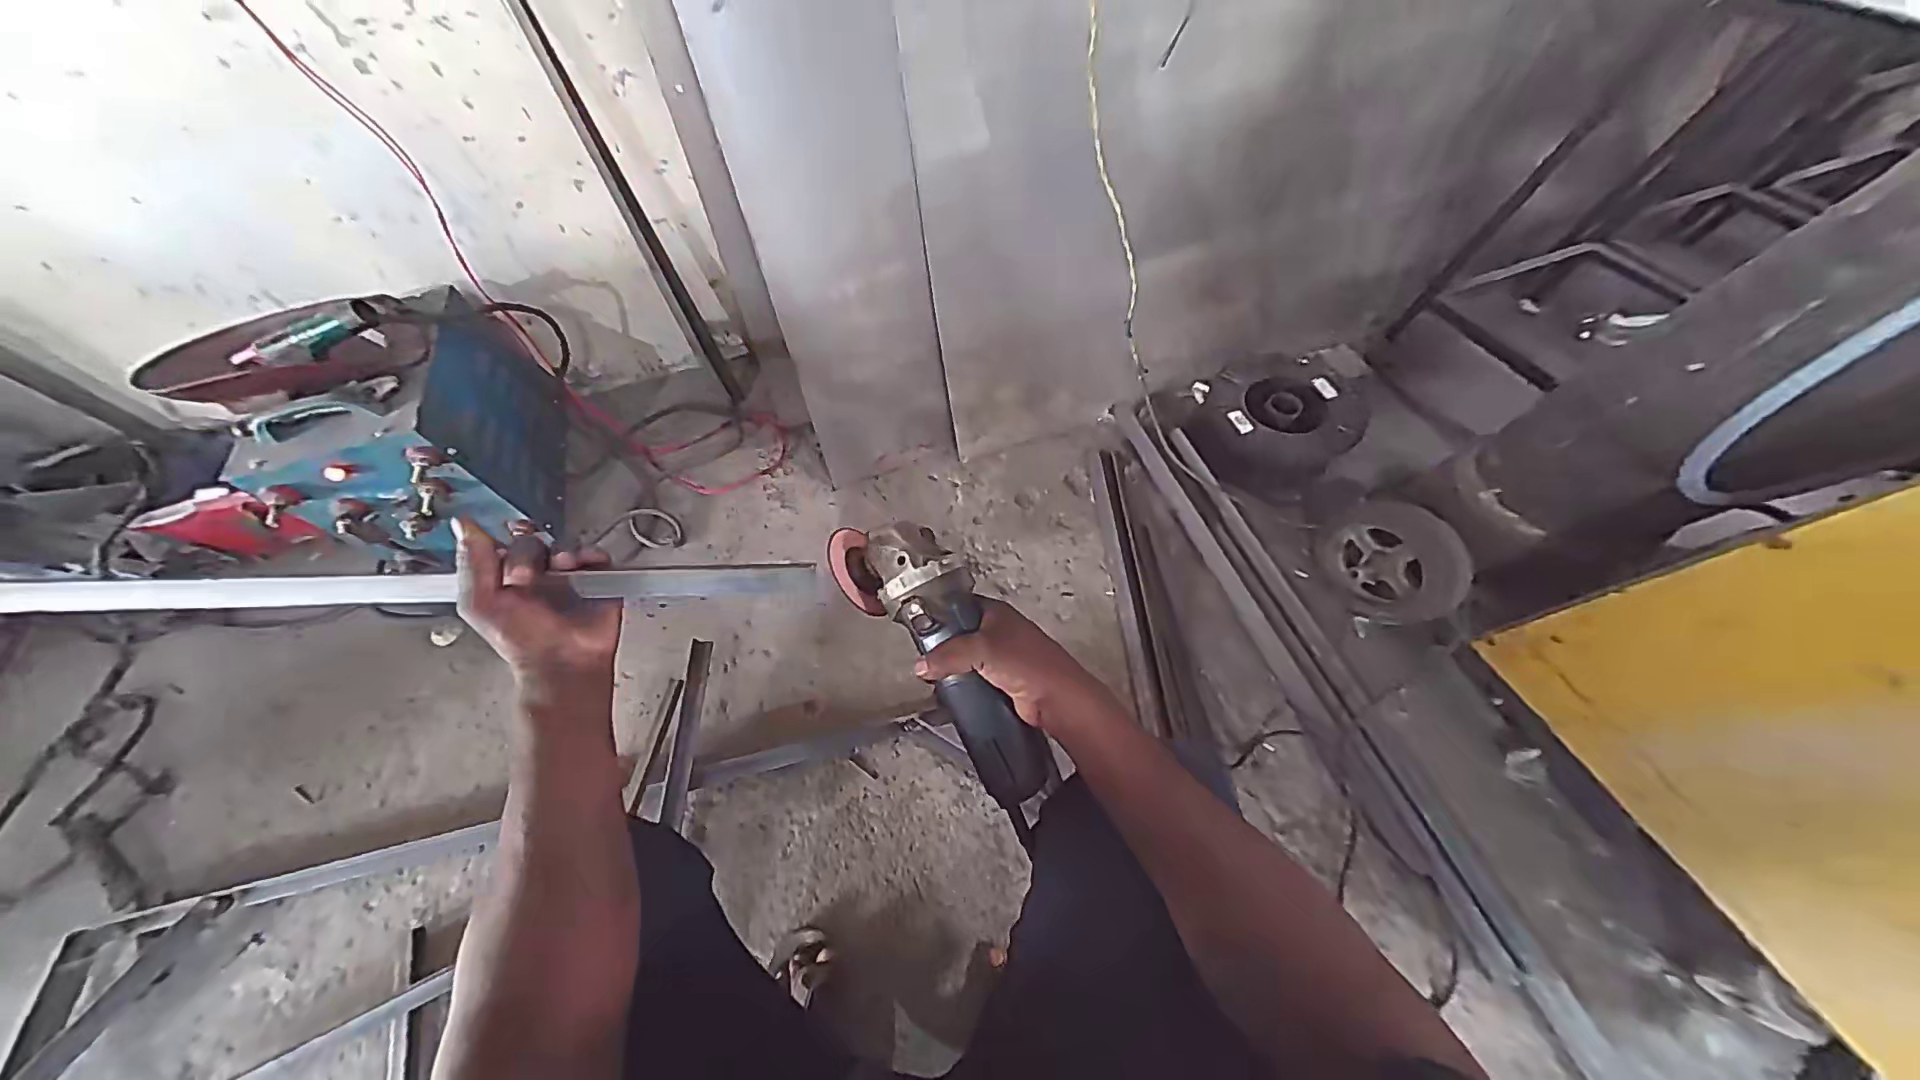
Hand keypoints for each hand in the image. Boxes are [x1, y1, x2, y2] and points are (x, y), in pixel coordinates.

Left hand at [454, 519, 622, 692]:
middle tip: (525, 577)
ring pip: (564, 544)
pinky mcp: (597, 577)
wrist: (563, 659)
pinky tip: (584, 564)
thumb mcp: (480, 603)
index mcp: (505, 575)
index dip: (502, 537)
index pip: (502, 541)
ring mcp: (568, 574)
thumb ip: (472, 564)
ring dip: (561, 552)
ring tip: (562, 568)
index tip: (502, 545)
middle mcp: (538, 572)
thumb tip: (463, 525)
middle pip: (532, 541)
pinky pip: (596, 554)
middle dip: (527, 554)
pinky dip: (591, 554)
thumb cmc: (521, 639)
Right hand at [915, 598, 1119, 733]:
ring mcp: (999, 658)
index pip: (959, 605)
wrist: (1055, 699)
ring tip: (936, 677)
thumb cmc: (1033, 664)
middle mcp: (997, 632)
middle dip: (942, 647)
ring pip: (965, 660)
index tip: (920, 625)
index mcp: (995, 613)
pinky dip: (963, 686)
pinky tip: (953, 692)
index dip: (939, 614)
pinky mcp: (1000, 681)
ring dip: (952, 669)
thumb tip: (924, 663)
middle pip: (959, 635)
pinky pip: (973, 680)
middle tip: (927, 657)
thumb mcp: (982, 649)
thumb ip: (948, 654)